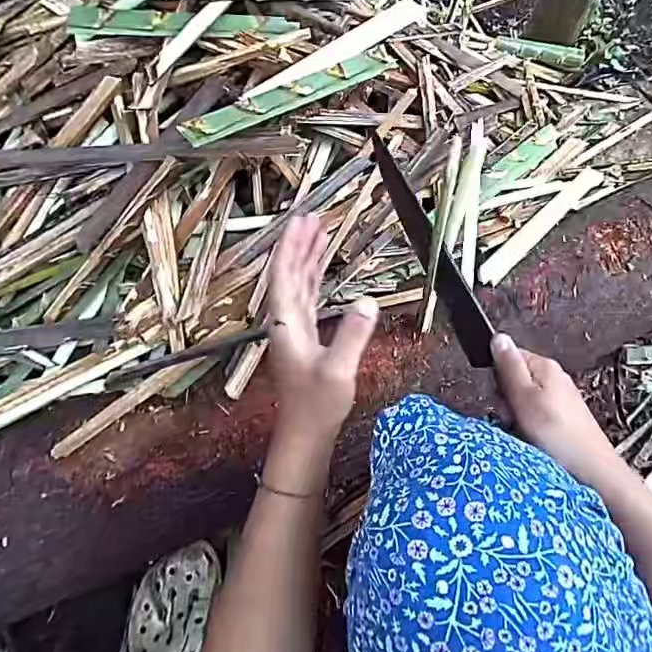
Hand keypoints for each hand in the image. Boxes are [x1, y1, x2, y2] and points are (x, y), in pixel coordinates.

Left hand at [264, 213, 378, 443]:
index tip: (301, 222)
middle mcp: (286, 321)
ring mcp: (295, 328)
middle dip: (299, 244)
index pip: (284, 275)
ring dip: (307, 256)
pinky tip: (322, 267)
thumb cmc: (317, 406)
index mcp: (286, 323)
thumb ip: (352, 335)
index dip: (291, 246)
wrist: (305, 434)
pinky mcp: (306, 337)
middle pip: (289, 272)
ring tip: (319, 232)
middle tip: (312, 217)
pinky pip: (308, 296)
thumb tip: (367, 301)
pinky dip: (315, 276)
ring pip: (299, 282)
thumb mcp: (339, 371)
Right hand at [491, 334, 628, 489]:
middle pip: (515, 380)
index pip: (508, 357)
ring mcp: (560, 399)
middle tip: (514, 417)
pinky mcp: (563, 419)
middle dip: (507, 401)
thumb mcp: (524, 397)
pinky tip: (536, 442)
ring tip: (526, 433)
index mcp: (545, 366)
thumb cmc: (560, 436)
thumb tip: (498, 337)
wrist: (592, 471)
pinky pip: (536, 418)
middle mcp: (554, 378)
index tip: (502, 397)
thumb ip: (509, 367)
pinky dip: (531, 429)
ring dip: (518, 418)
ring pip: (524, 402)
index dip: (498, 379)